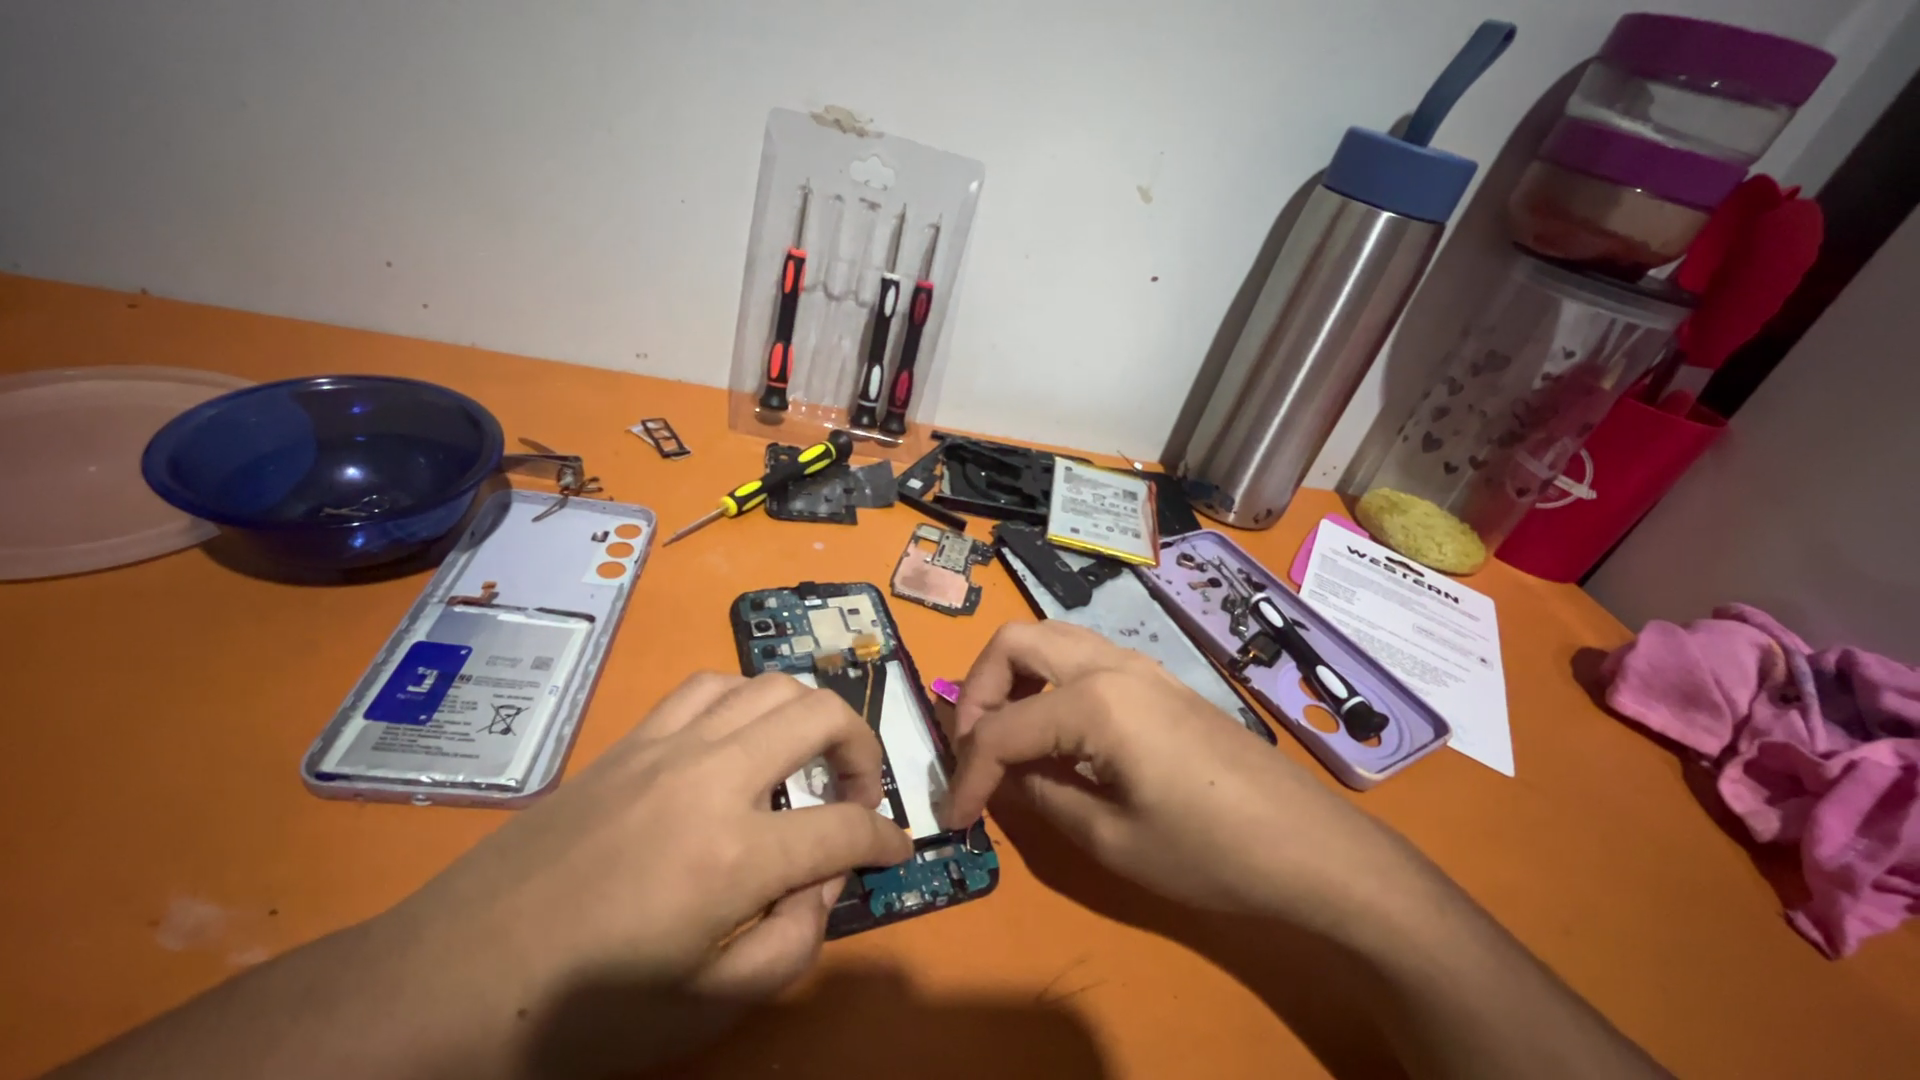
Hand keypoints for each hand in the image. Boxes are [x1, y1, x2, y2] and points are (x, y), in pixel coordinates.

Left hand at [381, 672, 911, 1068]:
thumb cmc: (588, 1011)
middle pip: (820, 715)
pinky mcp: (627, 742)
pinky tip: (738, 743)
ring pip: (766, 685)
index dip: (885, 839)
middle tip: (858, 794)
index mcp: (736, 855)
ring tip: (805, 760)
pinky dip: (744, 703)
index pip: (846, 827)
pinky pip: (704, 689)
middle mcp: (710, 779)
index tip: (895, 850)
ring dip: (806, 716)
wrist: (454, 977)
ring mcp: (664, 749)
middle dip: (864, 748)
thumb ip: (793, 941)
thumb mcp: (709, 1008)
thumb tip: (823, 881)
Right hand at [939, 622, 1403, 926]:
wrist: (1311, 848)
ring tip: (1006, 741)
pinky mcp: (1159, 679)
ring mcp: (1140, 665)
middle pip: (1014, 643)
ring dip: (1013, 679)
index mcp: (1095, 701)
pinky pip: (1082, 657)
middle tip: (974, 753)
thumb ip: (1040, 795)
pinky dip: (1048, 682)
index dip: (966, 775)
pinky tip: (1056, 735)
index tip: (954, 818)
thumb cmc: (1210, 853)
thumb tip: (996, 777)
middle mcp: (1112, 663)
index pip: (1000, 729)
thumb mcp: (1110, 839)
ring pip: (1049, 639)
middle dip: (978, 693)